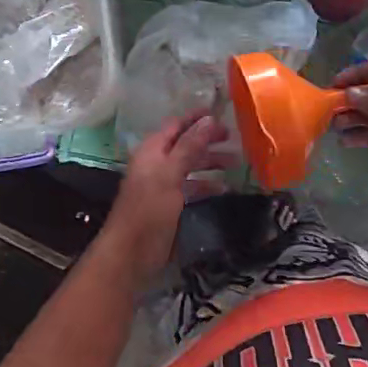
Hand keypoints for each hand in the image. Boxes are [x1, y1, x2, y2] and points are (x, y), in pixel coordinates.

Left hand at [102, 111, 233, 280]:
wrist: (131, 255)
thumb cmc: (148, 211)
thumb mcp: (169, 175)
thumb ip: (189, 147)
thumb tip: (209, 119)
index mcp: (152, 151)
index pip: (176, 125)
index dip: (197, 117)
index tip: (222, 112)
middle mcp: (157, 164)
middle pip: (185, 145)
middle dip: (208, 140)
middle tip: (235, 140)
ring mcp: (163, 185)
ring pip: (190, 166)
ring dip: (211, 163)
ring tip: (236, 164)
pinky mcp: (170, 206)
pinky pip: (191, 188)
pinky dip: (206, 186)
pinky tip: (224, 191)